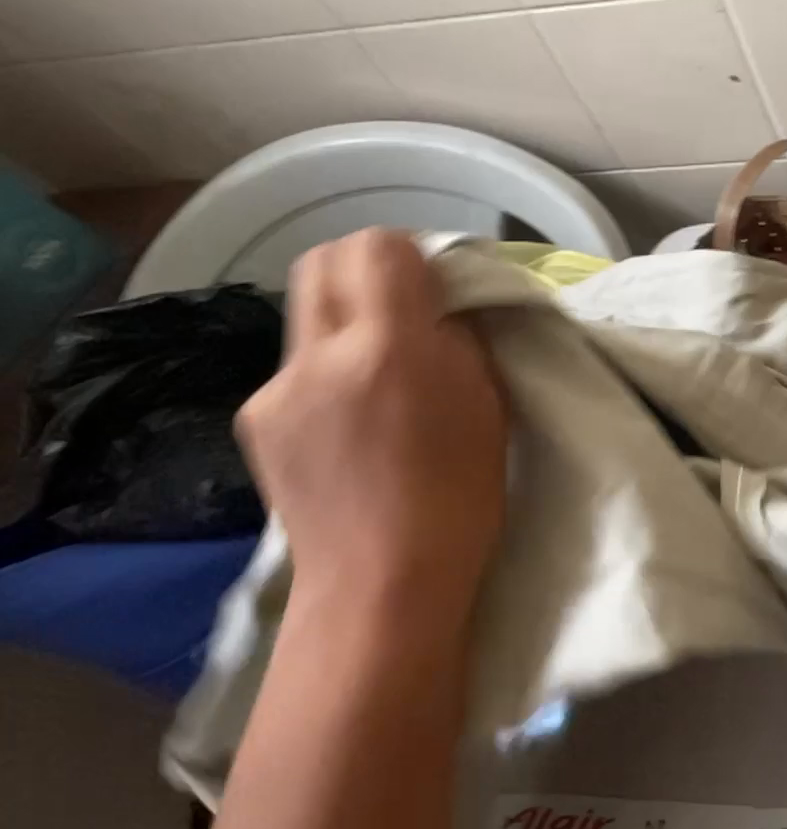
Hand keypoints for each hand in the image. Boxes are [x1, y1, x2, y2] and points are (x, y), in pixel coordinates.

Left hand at [238, 229, 507, 619]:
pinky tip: (358, 419)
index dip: (409, 253)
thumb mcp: (488, 401)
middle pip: (323, 262)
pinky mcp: (255, 418)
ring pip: (309, 316)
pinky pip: (297, 367)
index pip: (376, 249)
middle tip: (410, 304)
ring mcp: (276, 388)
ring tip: (387, 374)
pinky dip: (331, 371)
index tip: (439, 283)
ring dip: (349, 322)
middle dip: (367, 268)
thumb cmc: (463, 493)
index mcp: (389, 347)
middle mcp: (318, 356)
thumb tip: (441, 305)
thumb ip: (459, 338)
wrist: (384, 579)